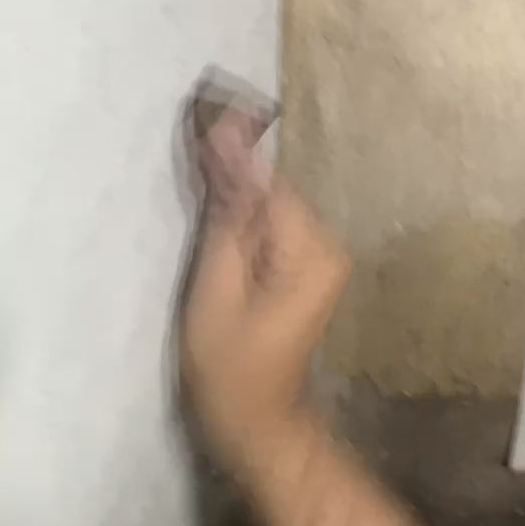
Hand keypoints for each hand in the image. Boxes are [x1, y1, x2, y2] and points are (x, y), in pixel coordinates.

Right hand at [183, 94, 349, 476]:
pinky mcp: (309, 263)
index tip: (206, 104)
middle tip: (196, 117)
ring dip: (236, 184)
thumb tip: (225, 160)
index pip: (268, 184)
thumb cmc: (231, 370)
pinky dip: (245, 210)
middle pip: (273, 189)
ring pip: (272, 204)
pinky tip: (216, 192)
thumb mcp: (215, 295)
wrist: (261, 421)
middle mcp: (328, 243)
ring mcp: (322, 253)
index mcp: (312, 250)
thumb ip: (225, 223)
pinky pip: (273, 223)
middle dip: (233, 162)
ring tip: (198, 143)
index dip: (234, 148)